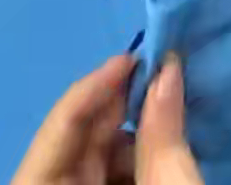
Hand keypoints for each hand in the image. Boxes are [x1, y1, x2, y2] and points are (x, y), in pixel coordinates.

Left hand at [10, 53, 202, 184]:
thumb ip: (163, 131)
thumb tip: (168, 65)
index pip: (56, 129)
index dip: (92, 88)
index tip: (135, 56)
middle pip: (75, 142)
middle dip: (120, 105)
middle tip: (162, 72)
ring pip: (93, 156)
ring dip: (134, 128)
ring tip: (173, 104)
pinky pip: (105, 174)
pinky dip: (136, 153)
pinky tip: (167, 140)